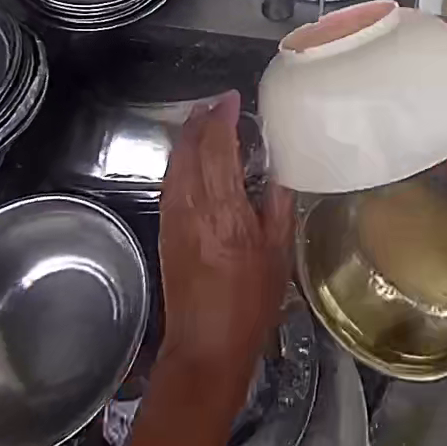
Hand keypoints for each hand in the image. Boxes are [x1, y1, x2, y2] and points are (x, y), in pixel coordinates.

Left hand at [158, 90, 294, 379]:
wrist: (206, 347)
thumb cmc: (250, 302)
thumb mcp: (278, 252)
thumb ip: (279, 205)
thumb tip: (281, 171)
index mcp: (224, 209)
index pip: (218, 147)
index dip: (223, 117)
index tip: (233, 98)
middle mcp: (192, 206)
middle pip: (189, 147)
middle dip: (201, 119)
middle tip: (219, 103)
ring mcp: (173, 217)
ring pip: (175, 161)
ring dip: (189, 136)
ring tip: (206, 120)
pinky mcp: (165, 229)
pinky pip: (171, 180)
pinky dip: (182, 158)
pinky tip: (194, 157)